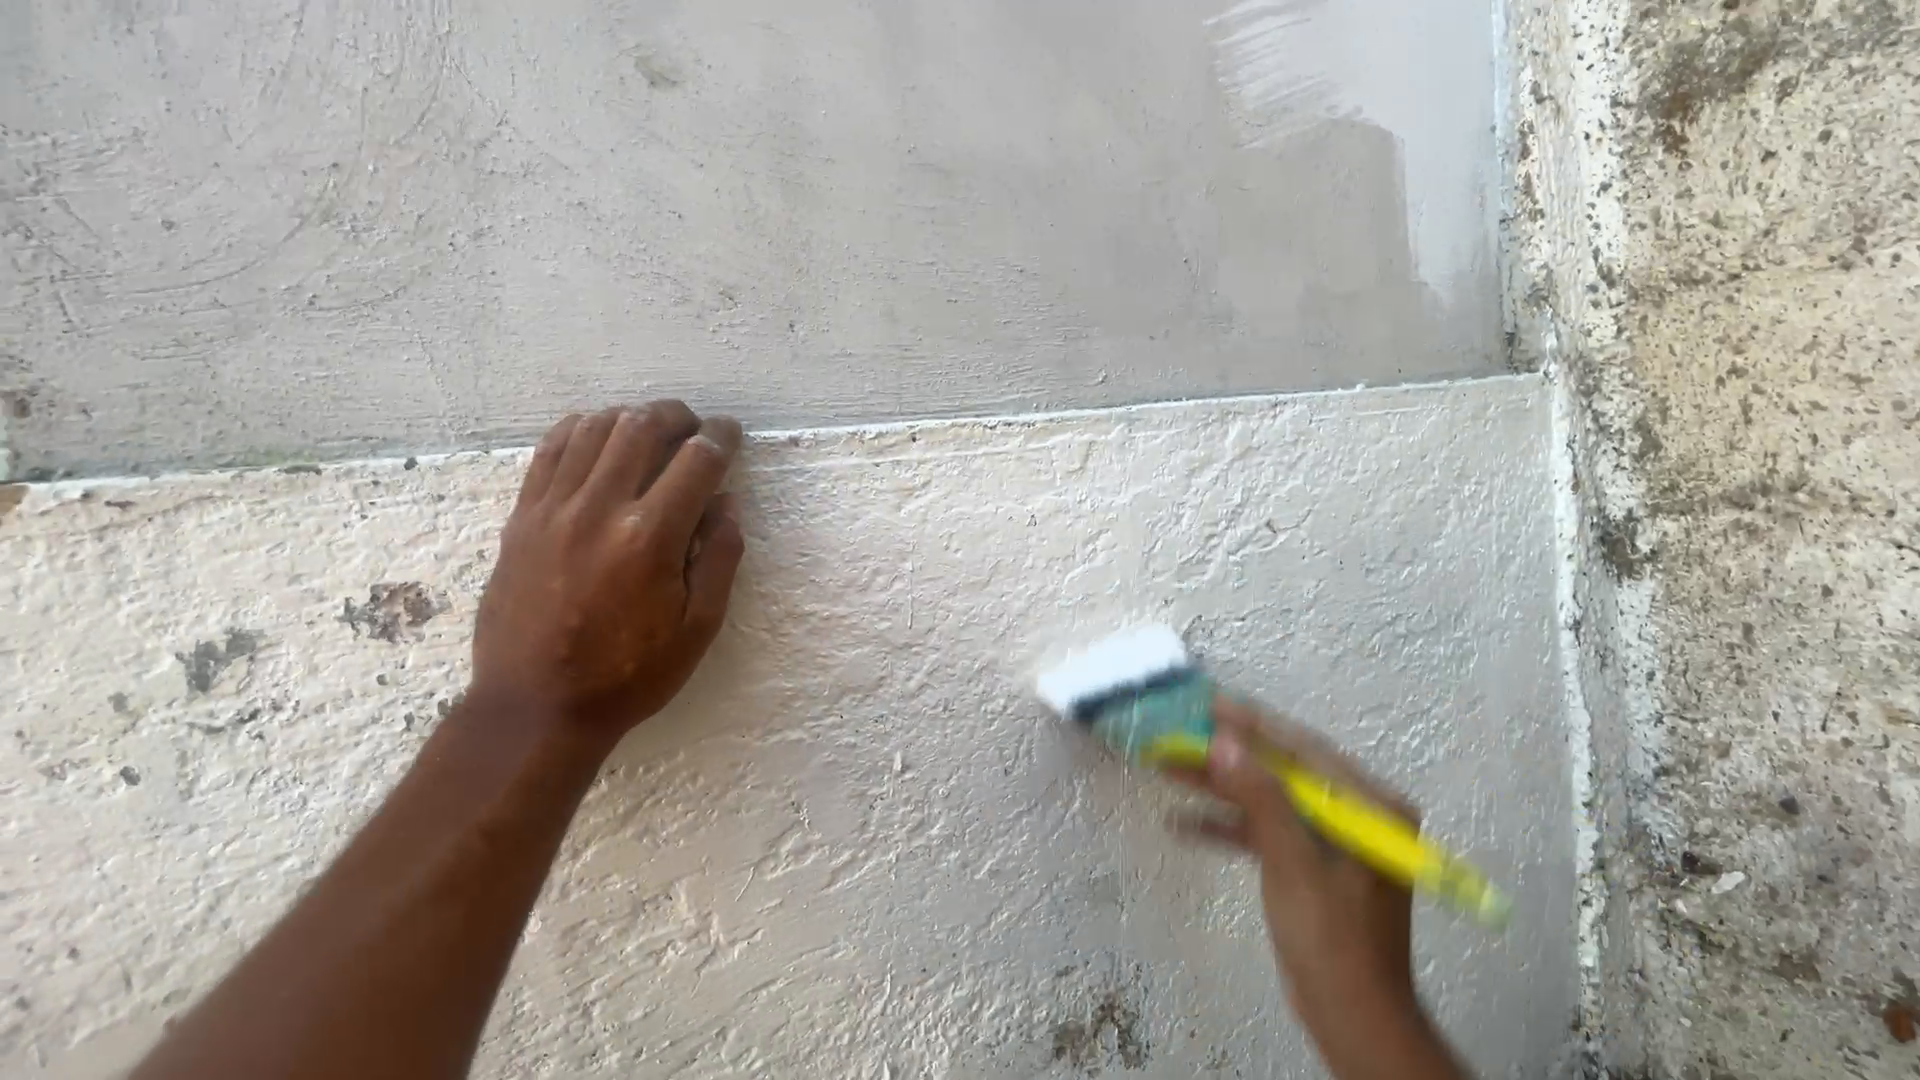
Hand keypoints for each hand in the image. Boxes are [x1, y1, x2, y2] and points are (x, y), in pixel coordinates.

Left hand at [471, 402, 745, 737]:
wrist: (535, 707)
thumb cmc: (629, 675)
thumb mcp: (699, 629)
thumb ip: (721, 558)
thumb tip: (726, 502)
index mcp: (651, 538)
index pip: (696, 461)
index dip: (722, 438)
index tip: (731, 434)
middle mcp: (600, 509)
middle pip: (642, 427)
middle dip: (677, 416)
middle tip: (695, 427)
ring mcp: (553, 509)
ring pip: (594, 429)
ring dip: (630, 417)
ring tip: (650, 430)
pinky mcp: (521, 518)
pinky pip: (549, 451)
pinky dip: (579, 429)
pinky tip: (597, 434)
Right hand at [1176, 699, 1465, 1078]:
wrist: (1352, 1017)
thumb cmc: (1331, 937)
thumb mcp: (1293, 862)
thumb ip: (1261, 798)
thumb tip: (1224, 742)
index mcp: (1369, 806)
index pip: (1305, 749)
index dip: (1255, 724)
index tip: (1210, 703)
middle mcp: (1355, 813)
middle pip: (1281, 771)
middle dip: (1228, 755)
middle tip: (1179, 732)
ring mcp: (1331, 840)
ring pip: (1267, 799)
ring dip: (1220, 788)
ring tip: (1166, 767)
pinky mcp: (1310, 865)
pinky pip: (1265, 832)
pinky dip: (1228, 827)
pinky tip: (1182, 822)